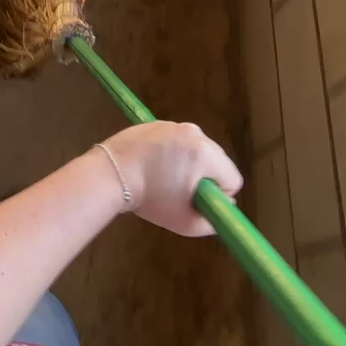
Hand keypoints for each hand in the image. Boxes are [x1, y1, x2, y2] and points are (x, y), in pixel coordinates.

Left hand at [99, 122, 242, 236]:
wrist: (112, 172)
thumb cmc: (151, 198)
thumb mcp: (187, 223)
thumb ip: (214, 220)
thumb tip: (224, 206)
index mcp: (206, 153)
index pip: (232, 178)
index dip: (220, 195)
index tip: (198, 201)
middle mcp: (194, 132)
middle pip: (216, 160)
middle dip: (204, 176)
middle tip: (180, 190)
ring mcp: (174, 124)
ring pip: (195, 149)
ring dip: (188, 163)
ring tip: (164, 177)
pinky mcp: (156, 122)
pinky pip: (176, 140)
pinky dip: (171, 152)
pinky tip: (153, 164)